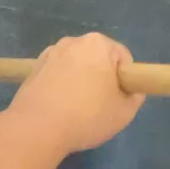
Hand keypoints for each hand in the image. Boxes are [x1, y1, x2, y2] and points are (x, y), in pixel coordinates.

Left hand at [7, 33, 144, 153]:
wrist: (37, 127)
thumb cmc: (87, 116)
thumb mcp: (124, 112)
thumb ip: (135, 96)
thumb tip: (130, 91)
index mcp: (98, 44)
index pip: (123, 58)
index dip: (126, 80)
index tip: (118, 100)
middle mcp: (73, 41)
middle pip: (98, 59)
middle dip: (102, 78)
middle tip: (100, 106)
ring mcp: (50, 53)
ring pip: (76, 66)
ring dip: (80, 81)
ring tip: (77, 109)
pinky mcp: (34, 67)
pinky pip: (57, 74)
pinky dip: (61, 85)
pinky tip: (59, 107)